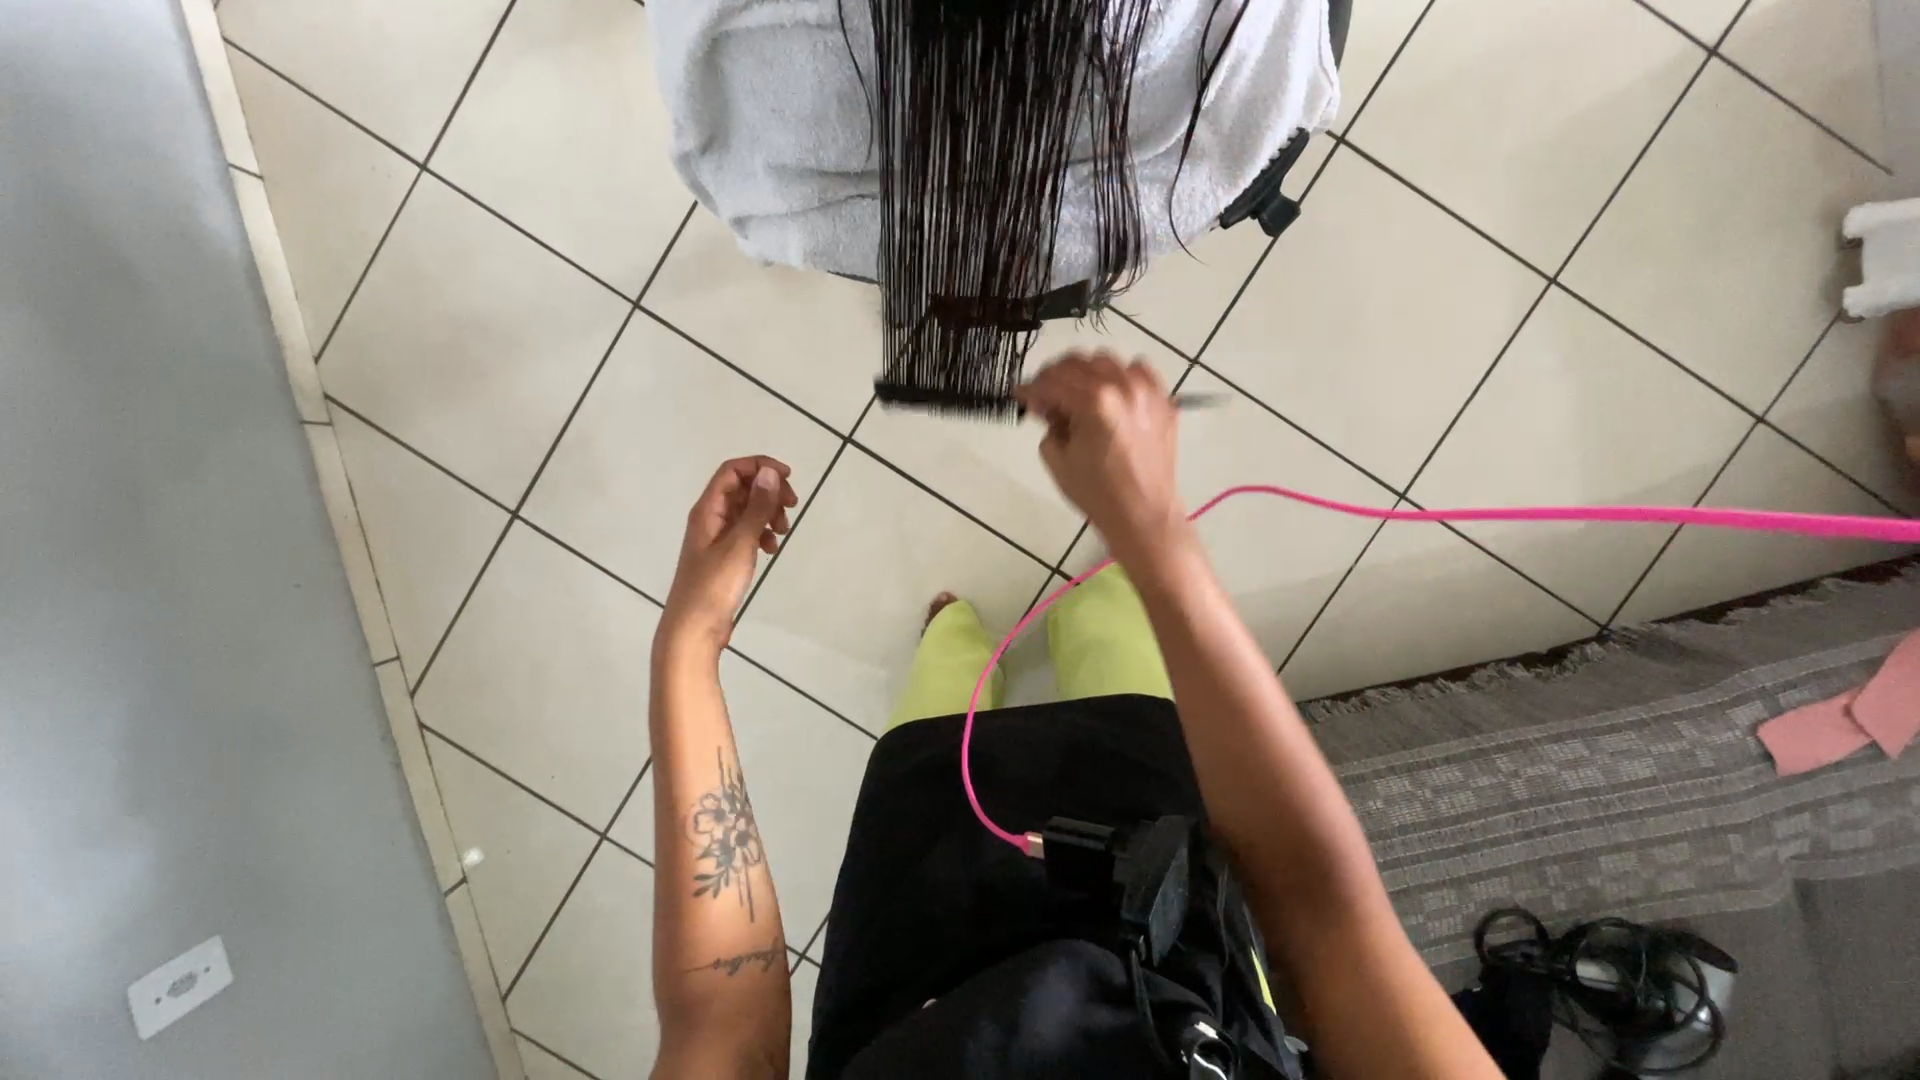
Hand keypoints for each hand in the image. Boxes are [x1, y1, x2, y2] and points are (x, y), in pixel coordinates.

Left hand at [660, 456, 798, 653]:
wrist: (694, 628)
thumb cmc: (714, 585)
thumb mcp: (740, 543)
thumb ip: (756, 508)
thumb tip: (770, 474)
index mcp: (707, 509)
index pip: (733, 471)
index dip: (760, 466)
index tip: (788, 478)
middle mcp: (710, 518)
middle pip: (742, 488)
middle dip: (769, 492)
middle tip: (791, 506)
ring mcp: (717, 537)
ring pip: (746, 511)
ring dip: (768, 514)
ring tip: (782, 532)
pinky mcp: (724, 556)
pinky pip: (746, 532)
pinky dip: (762, 533)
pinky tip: (771, 548)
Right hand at [1016, 351, 1189, 567]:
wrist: (1142, 513)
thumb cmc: (1096, 493)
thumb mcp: (1057, 458)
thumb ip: (1048, 423)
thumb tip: (1046, 403)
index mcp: (1093, 403)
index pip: (1051, 382)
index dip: (1030, 389)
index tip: (1022, 395)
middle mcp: (1122, 387)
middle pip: (1076, 363)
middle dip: (1054, 378)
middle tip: (1046, 399)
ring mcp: (1146, 391)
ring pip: (1105, 360)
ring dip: (1085, 374)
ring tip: (1079, 397)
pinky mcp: (1163, 399)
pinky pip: (1138, 370)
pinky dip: (1120, 376)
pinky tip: (1112, 396)